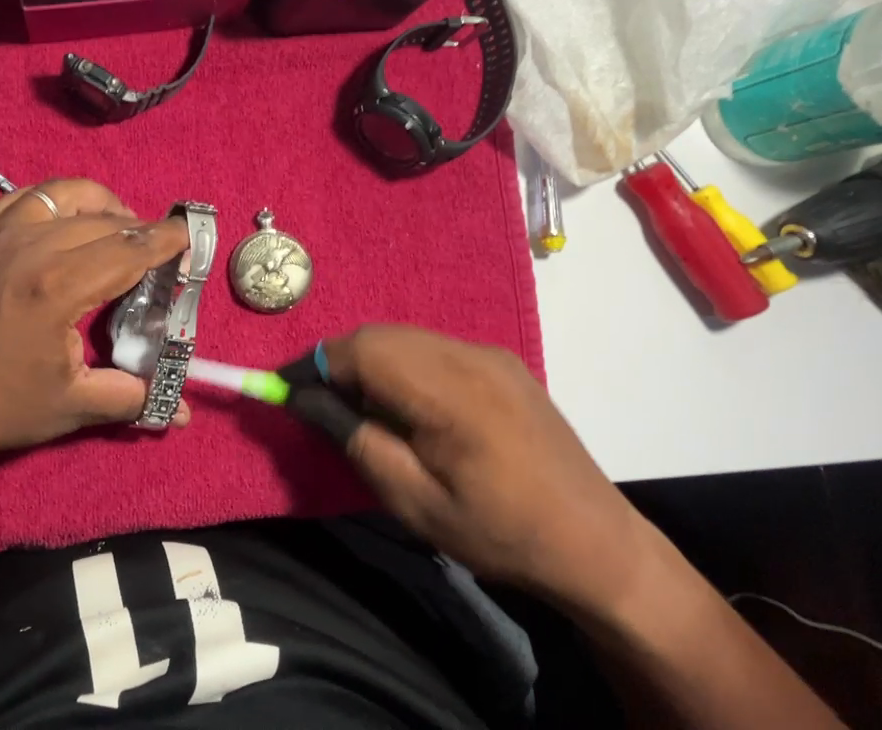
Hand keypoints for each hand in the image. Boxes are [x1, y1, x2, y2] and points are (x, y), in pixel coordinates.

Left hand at [0, 179, 190, 471]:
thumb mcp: (70, 406)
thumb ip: (131, 397)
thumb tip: (184, 413)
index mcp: (60, 285)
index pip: (128, 248)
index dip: (164, 241)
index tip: (188, 235)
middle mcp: (31, 246)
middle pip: (102, 220)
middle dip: (137, 228)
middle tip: (154, 249)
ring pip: (61, 195)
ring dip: (97, 203)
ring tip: (114, 224)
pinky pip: (21, 198)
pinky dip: (51, 201)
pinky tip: (59, 221)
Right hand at [322, 326, 651, 613]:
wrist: (596, 544)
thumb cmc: (498, 532)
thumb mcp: (413, 500)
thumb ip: (354, 438)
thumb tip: (304, 398)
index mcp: (450, 393)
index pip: (361, 350)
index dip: (314, 365)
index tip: (285, 392)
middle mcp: (471, 358)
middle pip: (379, 337)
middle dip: (338, 364)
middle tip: (318, 406)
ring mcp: (491, 357)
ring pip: (404, 338)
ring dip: (368, 363)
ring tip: (358, 409)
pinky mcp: (502, 365)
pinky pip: (432, 349)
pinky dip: (401, 366)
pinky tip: (404, 406)